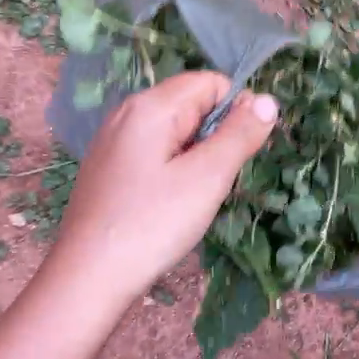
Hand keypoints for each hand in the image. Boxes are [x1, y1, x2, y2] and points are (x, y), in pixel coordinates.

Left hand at [52, 71, 276, 301]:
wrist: (90, 275)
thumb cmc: (153, 224)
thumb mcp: (207, 178)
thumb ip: (240, 135)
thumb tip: (268, 100)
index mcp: (151, 107)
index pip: (211, 84)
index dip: (236, 113)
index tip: (237, 156)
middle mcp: (128, 114)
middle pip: (192, 107)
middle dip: (215, 139)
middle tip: (212, 183)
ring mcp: (114, 141)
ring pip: (176, 134)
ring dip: (197, 160)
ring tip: (191, 199)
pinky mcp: (109, 169)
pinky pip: (156, 155)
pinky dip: (173, 174)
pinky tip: (168, 207)